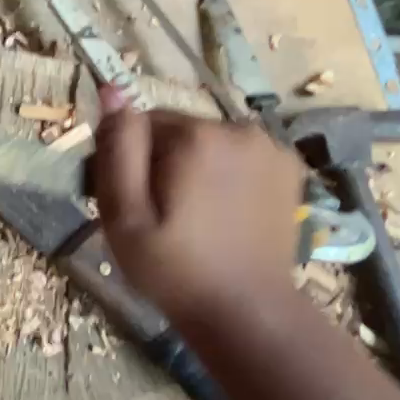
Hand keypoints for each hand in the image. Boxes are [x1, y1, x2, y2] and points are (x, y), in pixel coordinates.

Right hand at [89, 86, 305, 324]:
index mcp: (196, 136)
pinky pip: (236, 153)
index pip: (139, 122)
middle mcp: (239, 129)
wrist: (245, 310)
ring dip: (191, 165)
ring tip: (189, 213)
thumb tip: (112, 89)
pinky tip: (220, 210)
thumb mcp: (123, 212)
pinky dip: (223, 172)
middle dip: (159, 160)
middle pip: (175, 129)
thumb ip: (117, 148)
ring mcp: (271, 147)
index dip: (127, 160)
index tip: (130, 201)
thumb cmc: (171, 266)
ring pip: (205, 140)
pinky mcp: (288, 167)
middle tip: (155, 212)